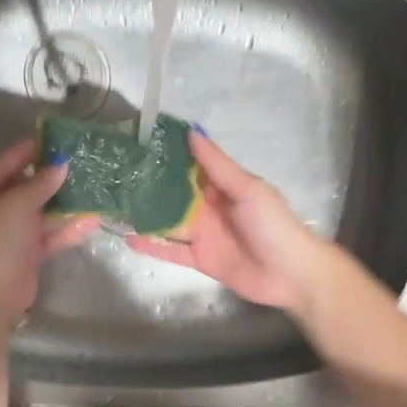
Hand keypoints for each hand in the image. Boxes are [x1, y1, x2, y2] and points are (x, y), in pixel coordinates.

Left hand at [0, 139, 99, 322]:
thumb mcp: (16, 207)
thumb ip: (40, 184)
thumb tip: (61, 164)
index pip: (12, 160)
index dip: (35, 148)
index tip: (63, 139)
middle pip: (30, 184)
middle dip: (56, 176)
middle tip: (86, 163)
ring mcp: (15, 231)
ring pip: (44, 210)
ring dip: (66, 202)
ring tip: (94, 188)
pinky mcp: (30, 252)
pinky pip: (51, 234)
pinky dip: (68, 228)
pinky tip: (91, 220)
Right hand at [127, 129, 331, 313]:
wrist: (291, 274)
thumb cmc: (274, 226)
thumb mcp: (248, 189)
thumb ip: (218, 166)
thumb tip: (192, 132)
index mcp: (224, 186)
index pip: (192, 166)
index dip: (169, 155)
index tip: (141, 143)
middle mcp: (211, 208)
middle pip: (176, 194)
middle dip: (151, 185)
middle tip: (118, 173)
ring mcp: (204, 235)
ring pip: (169, 222)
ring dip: (146, 215)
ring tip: (115, 205)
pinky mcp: (200, 260)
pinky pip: (172, 251)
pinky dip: (152, 245)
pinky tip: (128, 238)